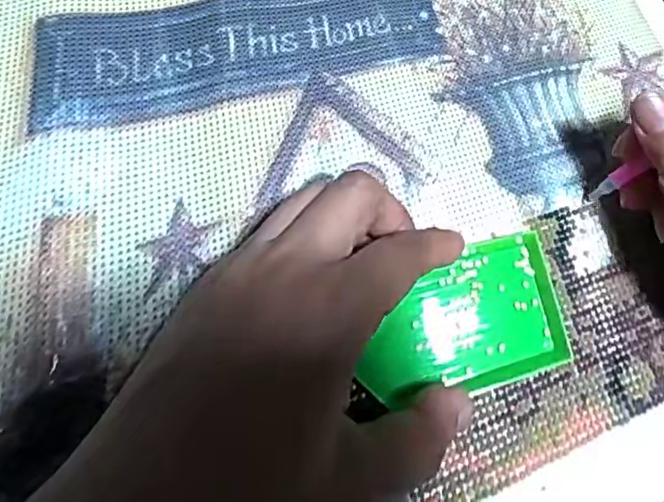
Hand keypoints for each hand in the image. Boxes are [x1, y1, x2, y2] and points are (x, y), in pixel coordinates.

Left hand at [33, 171, 472, 501]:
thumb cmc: (244, 490)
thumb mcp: (346, 486)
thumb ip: (416, 441)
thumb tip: (455, 401)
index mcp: (329, 308)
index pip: (401, 250)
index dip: (436, 244)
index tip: (453, 248)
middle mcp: (287, 267)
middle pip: (355, 191)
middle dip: (392, 212)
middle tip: (399, 257)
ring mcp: (241, 266)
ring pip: (310, 195)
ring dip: (346, 214)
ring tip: (355, 263)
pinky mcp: (207, 281)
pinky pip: (272, 224)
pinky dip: (306, 231)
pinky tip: (303, 286)